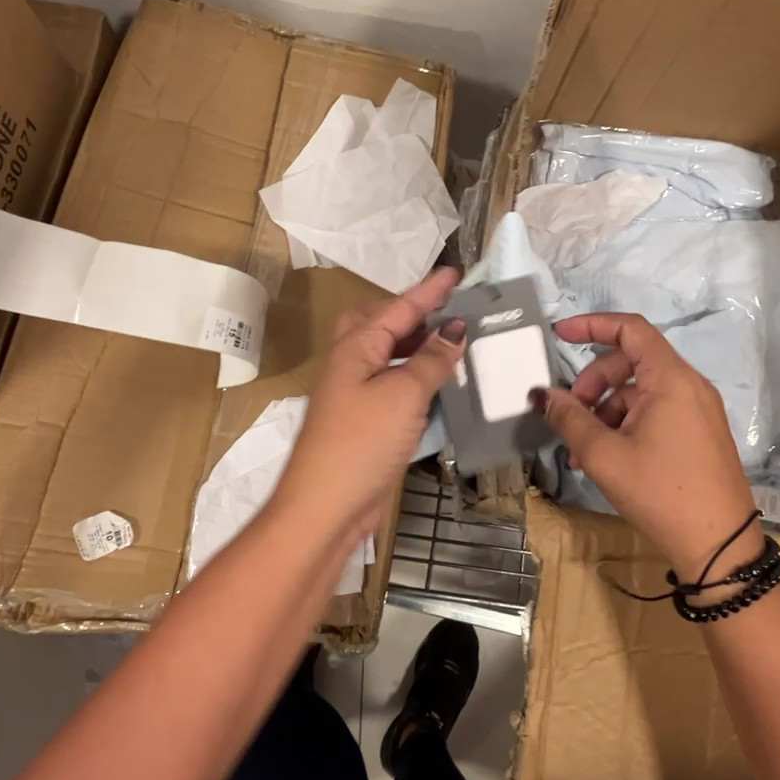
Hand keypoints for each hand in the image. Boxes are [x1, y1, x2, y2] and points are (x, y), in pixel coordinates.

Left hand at [274, 268, 466, 540]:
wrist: (325, 508)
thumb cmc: (361, 443)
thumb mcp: (403, 395)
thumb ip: (430, 360)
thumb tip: (454, 329)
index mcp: (356, 348)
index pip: (399, 308)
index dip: (429, 291)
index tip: (454, 271)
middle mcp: (352, 364)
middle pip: (381, 325)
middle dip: (412, 313)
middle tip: (447, 310)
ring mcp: (356, 394)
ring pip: (387, 355)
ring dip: (417, 345)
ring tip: (452, 343)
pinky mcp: (365, 422)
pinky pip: (393, 384)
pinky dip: (416, 376)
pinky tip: (438, 385)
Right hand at [535, 313, 760, 579]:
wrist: (719, 547)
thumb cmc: (660, 492)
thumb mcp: (604, 455)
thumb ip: (569, 418)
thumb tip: (543, 395)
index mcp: (670, 378)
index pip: (630, 329)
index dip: (592, 324)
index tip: (559, 333)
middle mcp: (689, 385)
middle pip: (631, 362)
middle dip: (593, 382)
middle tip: (569, 414)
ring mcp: (698, 410)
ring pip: (640, 392)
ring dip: (605, 411)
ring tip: (582, 451)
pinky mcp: (699, 434)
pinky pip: (655, 413)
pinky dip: (626, 425)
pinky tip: (605, 460)